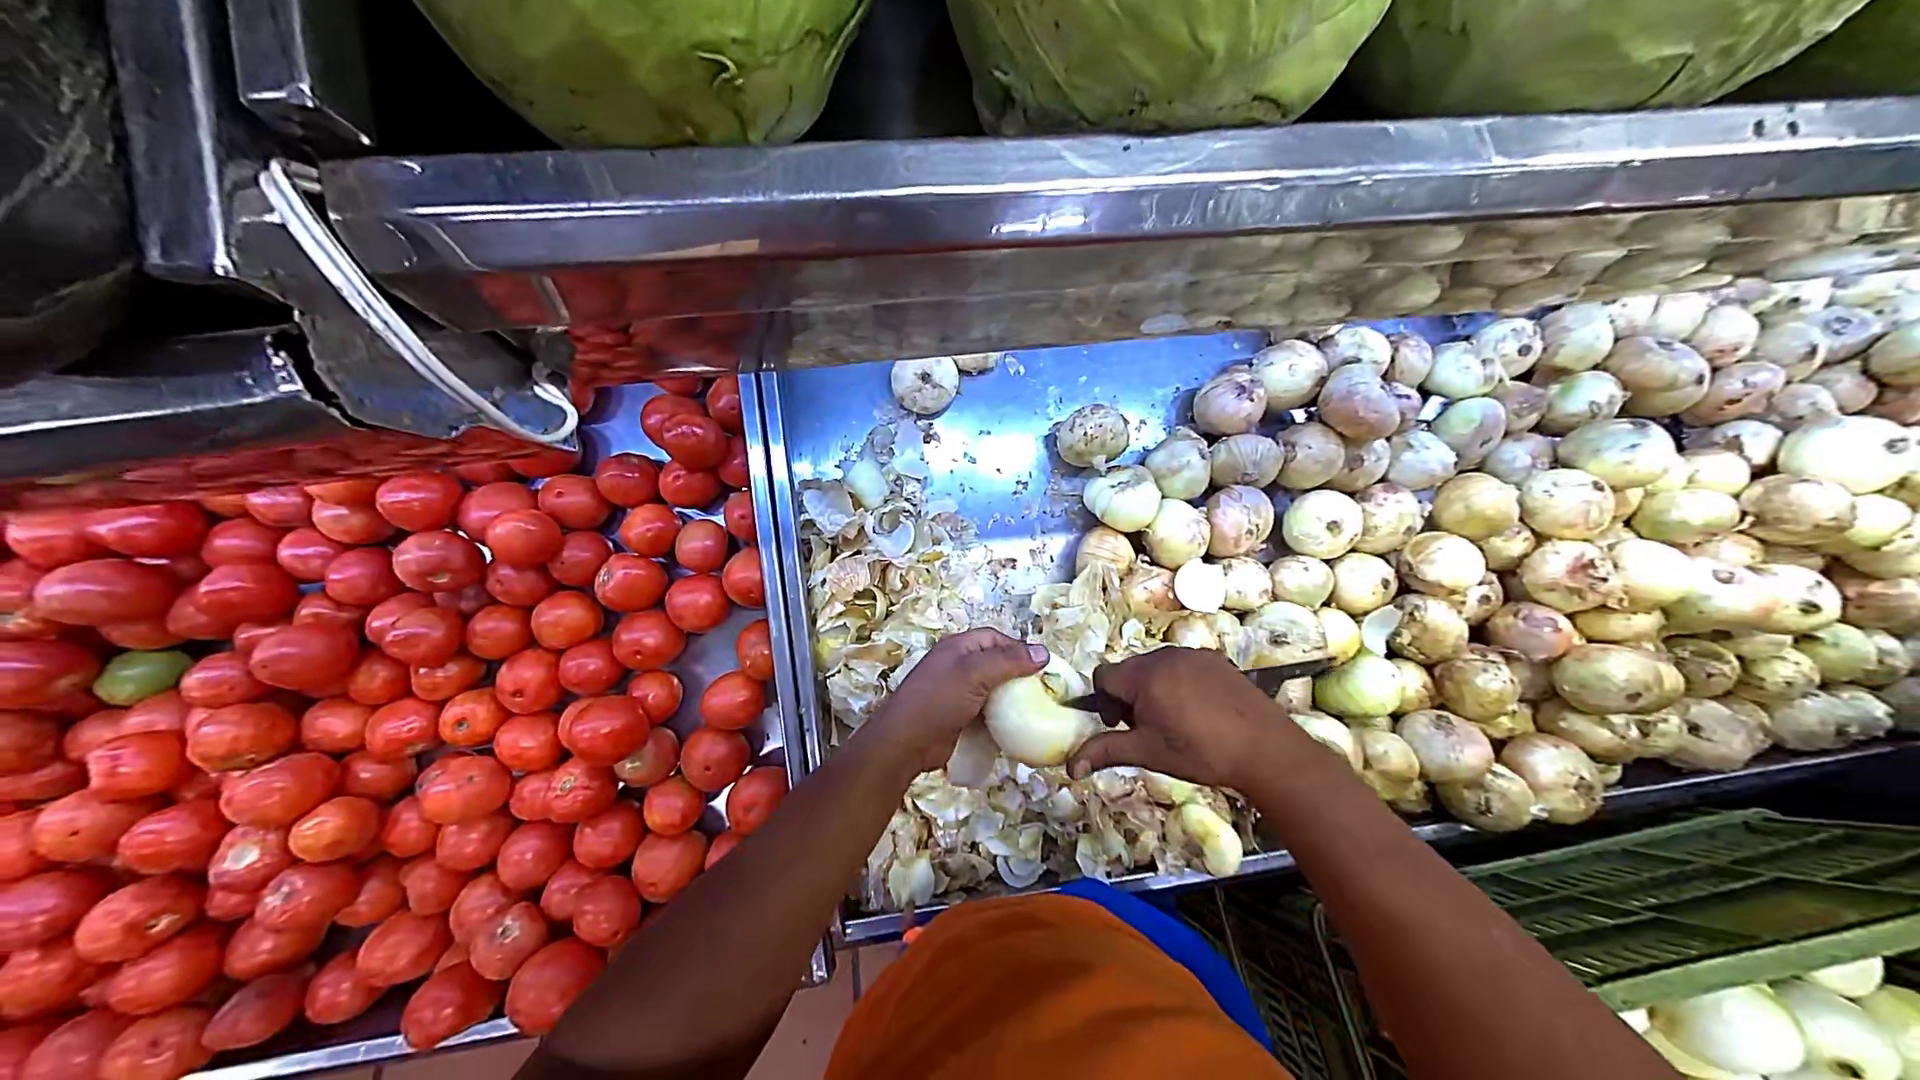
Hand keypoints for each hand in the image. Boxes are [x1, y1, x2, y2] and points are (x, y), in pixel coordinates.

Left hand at [861, 628, 1047, 773]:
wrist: (905, 743)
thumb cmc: (938, 701)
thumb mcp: (975, 674)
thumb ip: (1008, 661)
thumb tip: (1043, 652)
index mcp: (958, 647)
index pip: (995, 638)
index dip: (1019, 648)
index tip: (1042, 667)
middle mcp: (957, 665)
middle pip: (995, 663)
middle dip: (1017, 675)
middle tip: (1041, 691)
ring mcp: (956, 692)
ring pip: (992, 689)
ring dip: (1010, 698)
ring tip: (1034, 709)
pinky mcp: (958, 716)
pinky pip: (986, 711)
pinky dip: (1000, 716)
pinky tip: (1015, 727)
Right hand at [1069, 647, 1310, 790]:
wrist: (1266, 749)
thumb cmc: (1200, 752)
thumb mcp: (1148, 752)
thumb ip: (1106, 751)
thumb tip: (1070, 767)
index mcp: (1144, 675)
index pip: (1103, 676)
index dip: (1106, 702)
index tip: (1125, 725)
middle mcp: (1165, 656)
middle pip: (1129, 671)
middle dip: (1131, 697)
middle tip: (1151, 728)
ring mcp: (1192, 654)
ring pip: (1156, 668)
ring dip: (1155, 690)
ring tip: (1177, 722)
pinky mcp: (1215, 659)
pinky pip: (1182, 666)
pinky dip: (1180, 684)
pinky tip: (1200, 712)